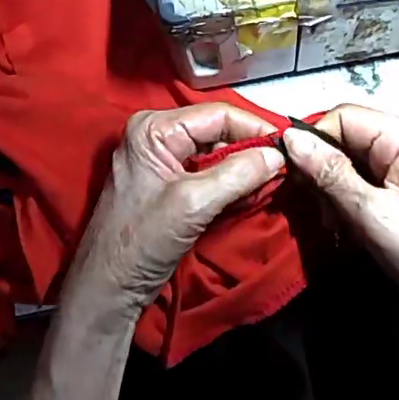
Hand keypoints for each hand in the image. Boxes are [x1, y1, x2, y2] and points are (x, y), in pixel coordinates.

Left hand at [63, 103, 284, 316]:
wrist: (109, 284)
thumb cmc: (141, 240)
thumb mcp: (192, 204)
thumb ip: (236, 175)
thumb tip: (277, 154)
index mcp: (154, 128)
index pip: (216, 114)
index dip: (254, 127)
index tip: (289, 146)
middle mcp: (155, 133)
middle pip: (216, 129)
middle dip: (249, 147)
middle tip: (283, 166)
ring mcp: (160, 156)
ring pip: (214, 149)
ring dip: (241, 166)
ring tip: (271, 179)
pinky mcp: (166, 179)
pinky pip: (206, 168)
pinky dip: (228, 179)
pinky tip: (249, 191)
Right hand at [281, 105, 398, 334]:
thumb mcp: (374, 214)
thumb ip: (330, 172)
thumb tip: (291, 138)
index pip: (344, 116)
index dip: (315, 139)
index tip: (295, 172)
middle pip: (342, 137)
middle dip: (320, 167)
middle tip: (314, 203)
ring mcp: (398, 170)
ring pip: (342, 160)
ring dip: (327, 188)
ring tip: (329, 219)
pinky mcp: (391, 193)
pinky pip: (351, 181)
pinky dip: (337, 199)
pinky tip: (337, 224)